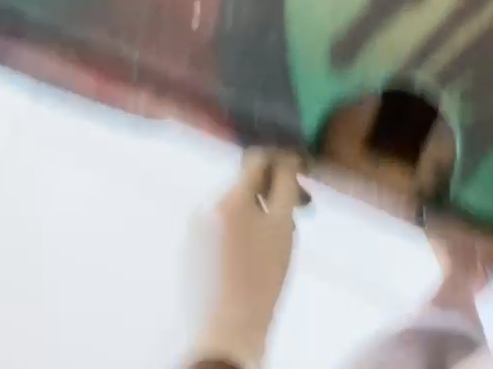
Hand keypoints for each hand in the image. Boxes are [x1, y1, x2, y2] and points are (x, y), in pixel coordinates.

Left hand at [193, 148, 305, 368]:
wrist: (225, 334)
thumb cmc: (261, 278)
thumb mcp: (283, 225)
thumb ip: (284, 183)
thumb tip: (283, 158)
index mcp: (226, 199)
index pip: (258, 158)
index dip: (283, 160)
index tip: (302, 172)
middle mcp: (203, 208)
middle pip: (247, 183)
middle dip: (274, 191)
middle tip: (299, 210)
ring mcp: (193, 231)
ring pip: (236, 205)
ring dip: (259, 211)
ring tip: (277, 238)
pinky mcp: (190, 252)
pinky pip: (222, 226)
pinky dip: (242, 230)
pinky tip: (256, 256)